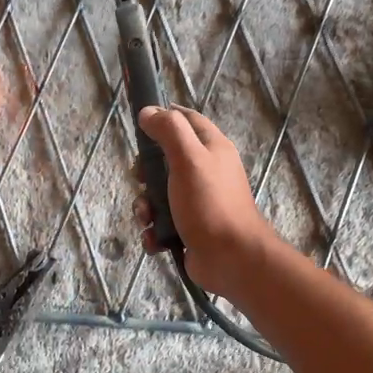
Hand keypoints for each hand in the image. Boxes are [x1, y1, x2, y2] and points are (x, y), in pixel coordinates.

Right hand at [134, 106, 278, 295]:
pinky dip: (154, 230)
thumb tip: (148, 111)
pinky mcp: (190, 227)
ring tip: (146, 217)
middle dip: (146, 171)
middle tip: (140, 179)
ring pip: (159, 192)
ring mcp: (198, 200)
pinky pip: (163, 221)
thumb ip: (169, 130)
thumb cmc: (210, 203)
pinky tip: (154, 237)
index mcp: (212, 148)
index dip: (164, 117)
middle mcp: (206, 170)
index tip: (141, 125)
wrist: (232, 260)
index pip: (186, 119)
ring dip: (146, 205)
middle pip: (165, 158)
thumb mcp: (189, 158)